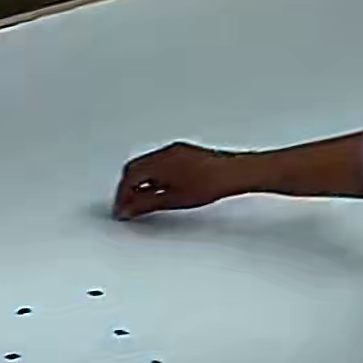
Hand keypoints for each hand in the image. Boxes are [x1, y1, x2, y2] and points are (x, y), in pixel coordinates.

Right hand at [112, 142, 253, 218]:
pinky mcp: (188, 153)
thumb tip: (126, 211)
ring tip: (142, 199)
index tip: (121, 211)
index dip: (121, 198)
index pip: (128, 180)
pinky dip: (152, 176)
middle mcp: (166, 152)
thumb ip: (143, 205)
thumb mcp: (170, 200)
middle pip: (133, 169)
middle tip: (127, 205)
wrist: (241, 173)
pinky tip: (159, 188)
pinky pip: (160, 162)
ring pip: (146, 165)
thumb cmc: (212, 183)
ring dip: (139, 182)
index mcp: (158, 162)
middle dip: (127, 188)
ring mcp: (178, 151)